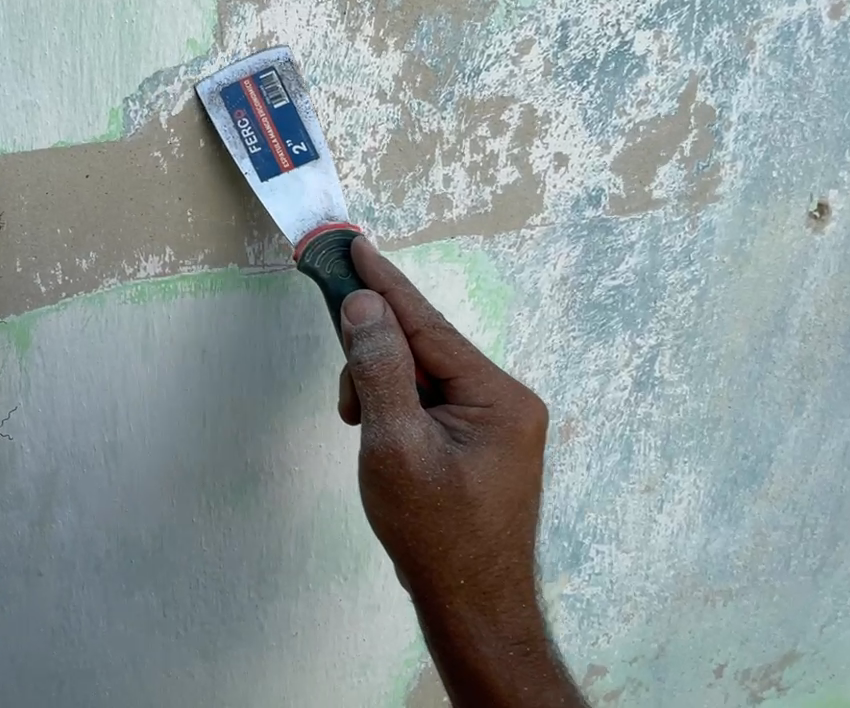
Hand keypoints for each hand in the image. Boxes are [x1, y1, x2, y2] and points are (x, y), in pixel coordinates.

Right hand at [336, 237, 584, 707]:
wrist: (471, 607)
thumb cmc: (433, 531)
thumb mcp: (395, 444)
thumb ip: (378, 368)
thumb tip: (364, 305)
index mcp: (496, 394)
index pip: (427, 323)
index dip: (385, 282)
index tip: (355, 244)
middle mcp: (502, 398)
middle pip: (420, 348)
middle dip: (372, 359)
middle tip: (347, 394)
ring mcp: (492, 419)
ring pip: (417, 374)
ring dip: (378, 388)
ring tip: (361, 429)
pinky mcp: (475, 437)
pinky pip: (424, 398)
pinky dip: (391, 405)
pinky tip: (376, 432)